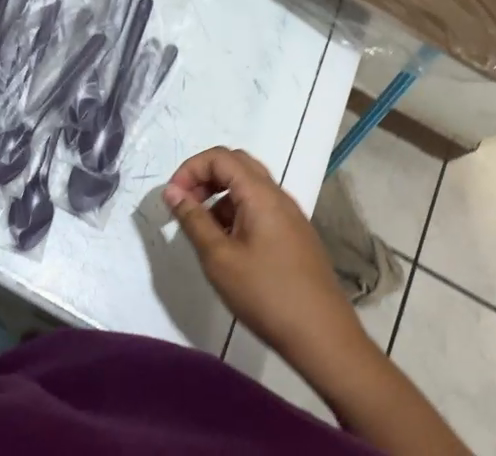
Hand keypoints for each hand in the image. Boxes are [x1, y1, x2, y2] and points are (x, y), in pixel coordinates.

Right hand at [165, 147, 365, 360]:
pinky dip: (237, 213)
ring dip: (220, 196)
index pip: (220, 157)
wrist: (323, 337)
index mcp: (261, 195)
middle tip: (185, 205)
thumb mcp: (219, 258)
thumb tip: (172, 191)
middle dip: (205, 177)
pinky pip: (261, 208)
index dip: (190, 169)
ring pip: (250, 187)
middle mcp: (279, 197)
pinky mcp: (295, 237)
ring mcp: (291, 217)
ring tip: (203, 230)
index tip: (172, 199)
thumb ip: (193, 220)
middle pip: (237, 165)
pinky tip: (228, 246)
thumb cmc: (266, 295)